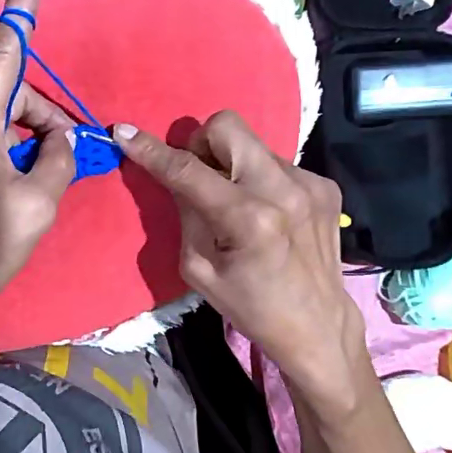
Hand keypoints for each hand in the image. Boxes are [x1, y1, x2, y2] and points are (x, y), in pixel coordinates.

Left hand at [0, 0, 78, 349]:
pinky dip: (7, 149)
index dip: (22, 9)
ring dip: (27, 138)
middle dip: (44, 117)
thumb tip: (60, 138)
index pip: (4, 54)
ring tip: (43, 181)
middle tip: (68, 158)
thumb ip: (58, 158)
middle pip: (9, 93)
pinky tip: (19, 183)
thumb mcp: (39, 203)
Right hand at [113, 111, 372, 410]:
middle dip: (202, 143)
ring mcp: (310, 183)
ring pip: (252, 144)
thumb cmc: (250, 306)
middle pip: (227, 126)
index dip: (152, 151)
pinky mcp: (325, 185)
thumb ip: (186, 213)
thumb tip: (177, 175)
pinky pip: (276, 163)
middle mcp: (283, 190)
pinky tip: (268, 213)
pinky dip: (260, 180)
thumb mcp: (199, 268)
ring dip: (233, 165)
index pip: (189, 171)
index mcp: (249, 219)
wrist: (318, 326)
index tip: (125, 132)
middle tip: (200, 176)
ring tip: (238, 204)